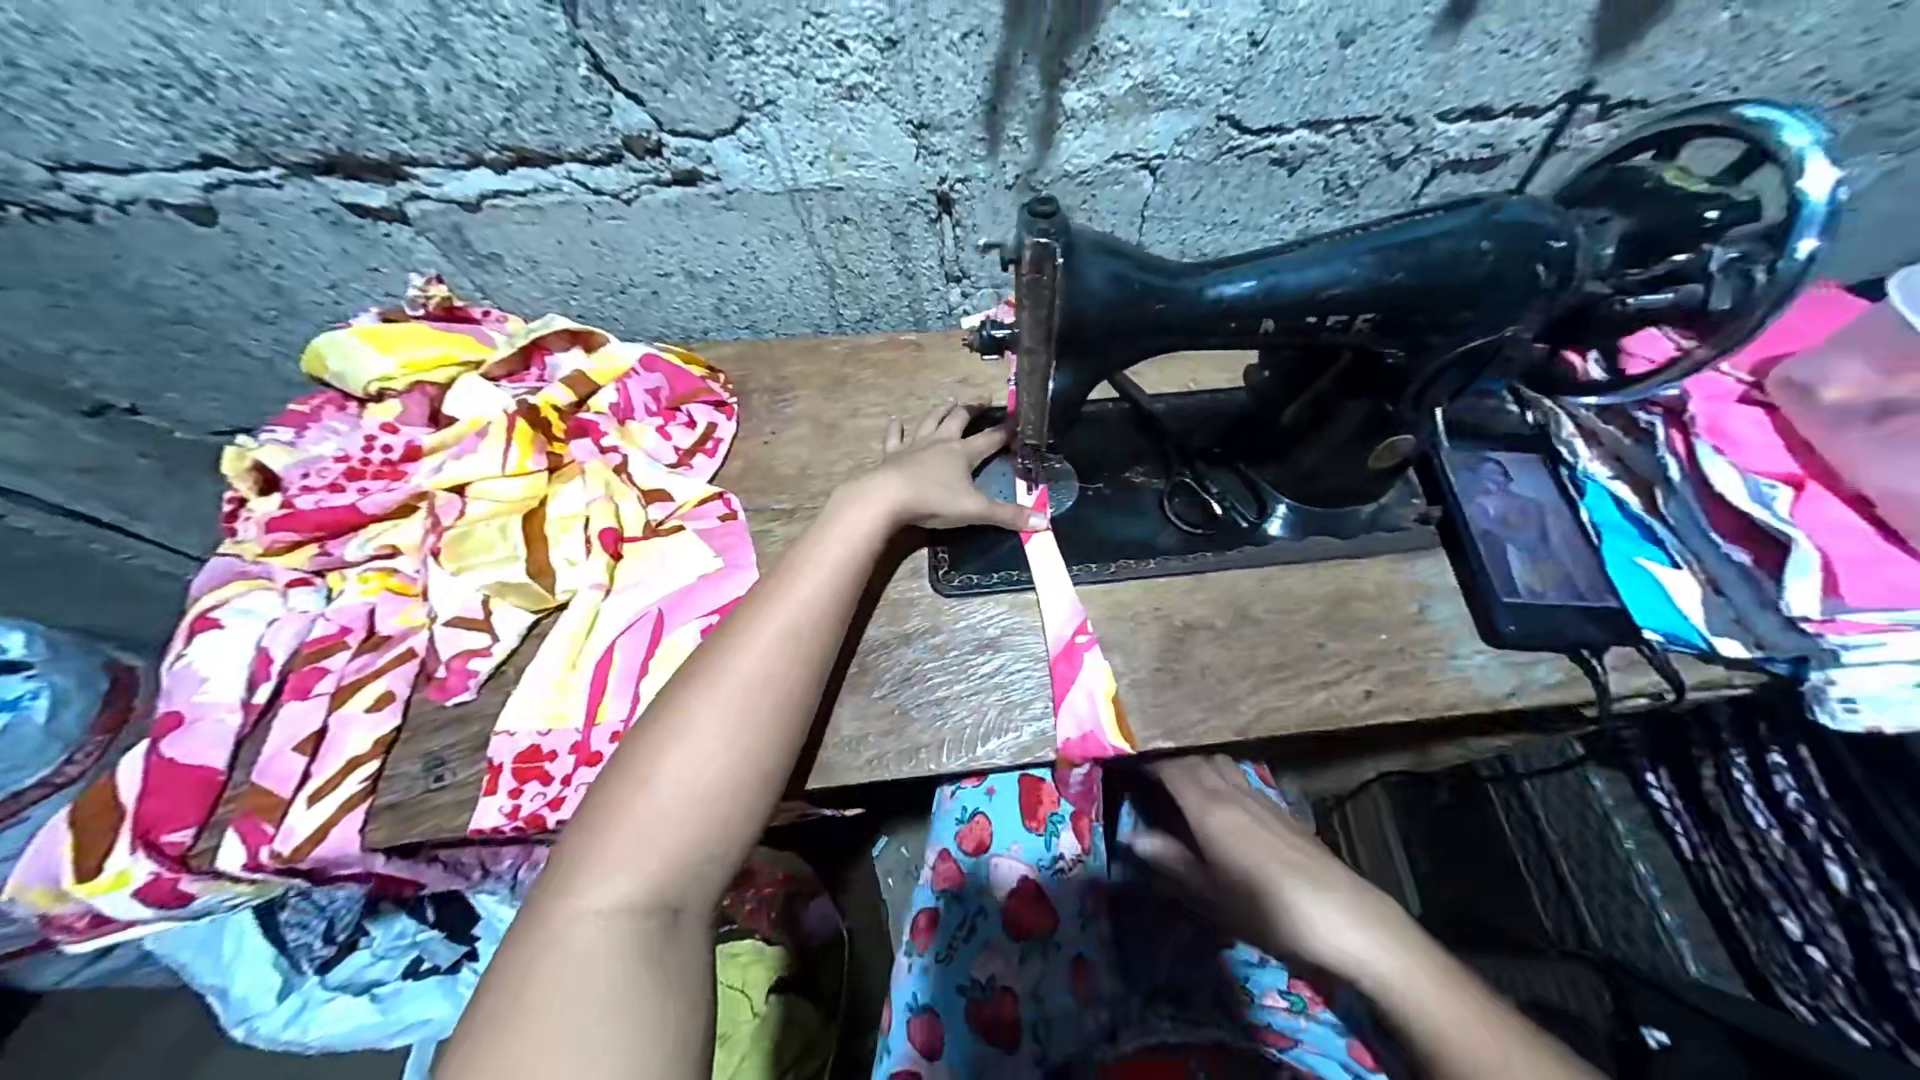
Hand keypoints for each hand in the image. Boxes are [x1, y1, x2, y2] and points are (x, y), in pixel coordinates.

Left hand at [846, 400, 1044, 531]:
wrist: (887, 499)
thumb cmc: (933, 502)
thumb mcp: (975, 511)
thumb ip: (1008, 516)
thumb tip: (1045, 522)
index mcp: (963, 453)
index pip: (991, 438)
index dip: (1006, 430)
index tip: (1018, 421)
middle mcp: (940, 443)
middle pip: (958, 419)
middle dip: (972, 409)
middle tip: (982, 400)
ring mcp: (914, 446)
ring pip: (929, 421)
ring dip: (940, 411)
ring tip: (948, 402)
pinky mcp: (891, 456)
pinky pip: (894, 438)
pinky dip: (895, 429)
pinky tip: (895, 421)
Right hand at [1129, 755, 1419, 984]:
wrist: (1345, 917)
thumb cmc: (1267, 909)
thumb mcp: (1210, 893)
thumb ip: (1171, 860)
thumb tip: (1132, 836)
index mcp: (1209, 808)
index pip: (1172, 769)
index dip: (1149, 765)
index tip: (1129, 770)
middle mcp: (1232, 793)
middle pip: (1197, 761)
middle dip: (1172, 763)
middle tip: (1153, 780)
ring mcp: (1261, 799)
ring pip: (1222, 766)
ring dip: (1199, 768)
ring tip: (1185, 789)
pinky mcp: (1283, 812)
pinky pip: (1242, 781)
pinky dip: (1223, 781)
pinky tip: (1225, 808)